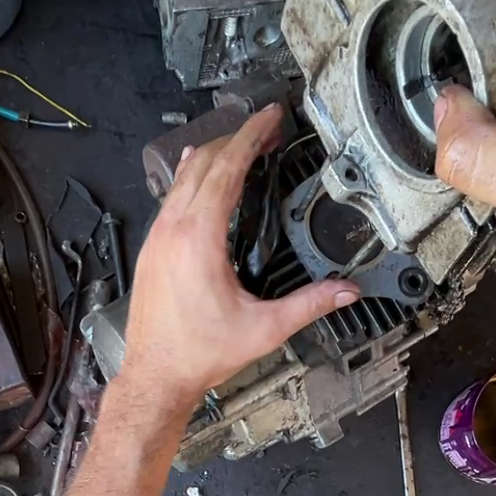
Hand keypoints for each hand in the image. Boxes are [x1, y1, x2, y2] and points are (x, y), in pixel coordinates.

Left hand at [118, 104, 358, 410]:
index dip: (252, 136)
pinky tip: (195, 175)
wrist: (155, 377)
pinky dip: (189, 179)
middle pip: (203, 163)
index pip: (227, 168)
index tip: (269, 118)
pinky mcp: (150, 252)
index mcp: (199, 238)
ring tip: (237, 145)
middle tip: (264, 131)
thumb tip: (345, 291)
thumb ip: (309, 305)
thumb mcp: (264, 329)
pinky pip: (169, 199)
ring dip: (211, 156)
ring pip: (181, 179)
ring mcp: (156, 239)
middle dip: (236, 139)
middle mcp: (172, 230)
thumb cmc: (197, 354)